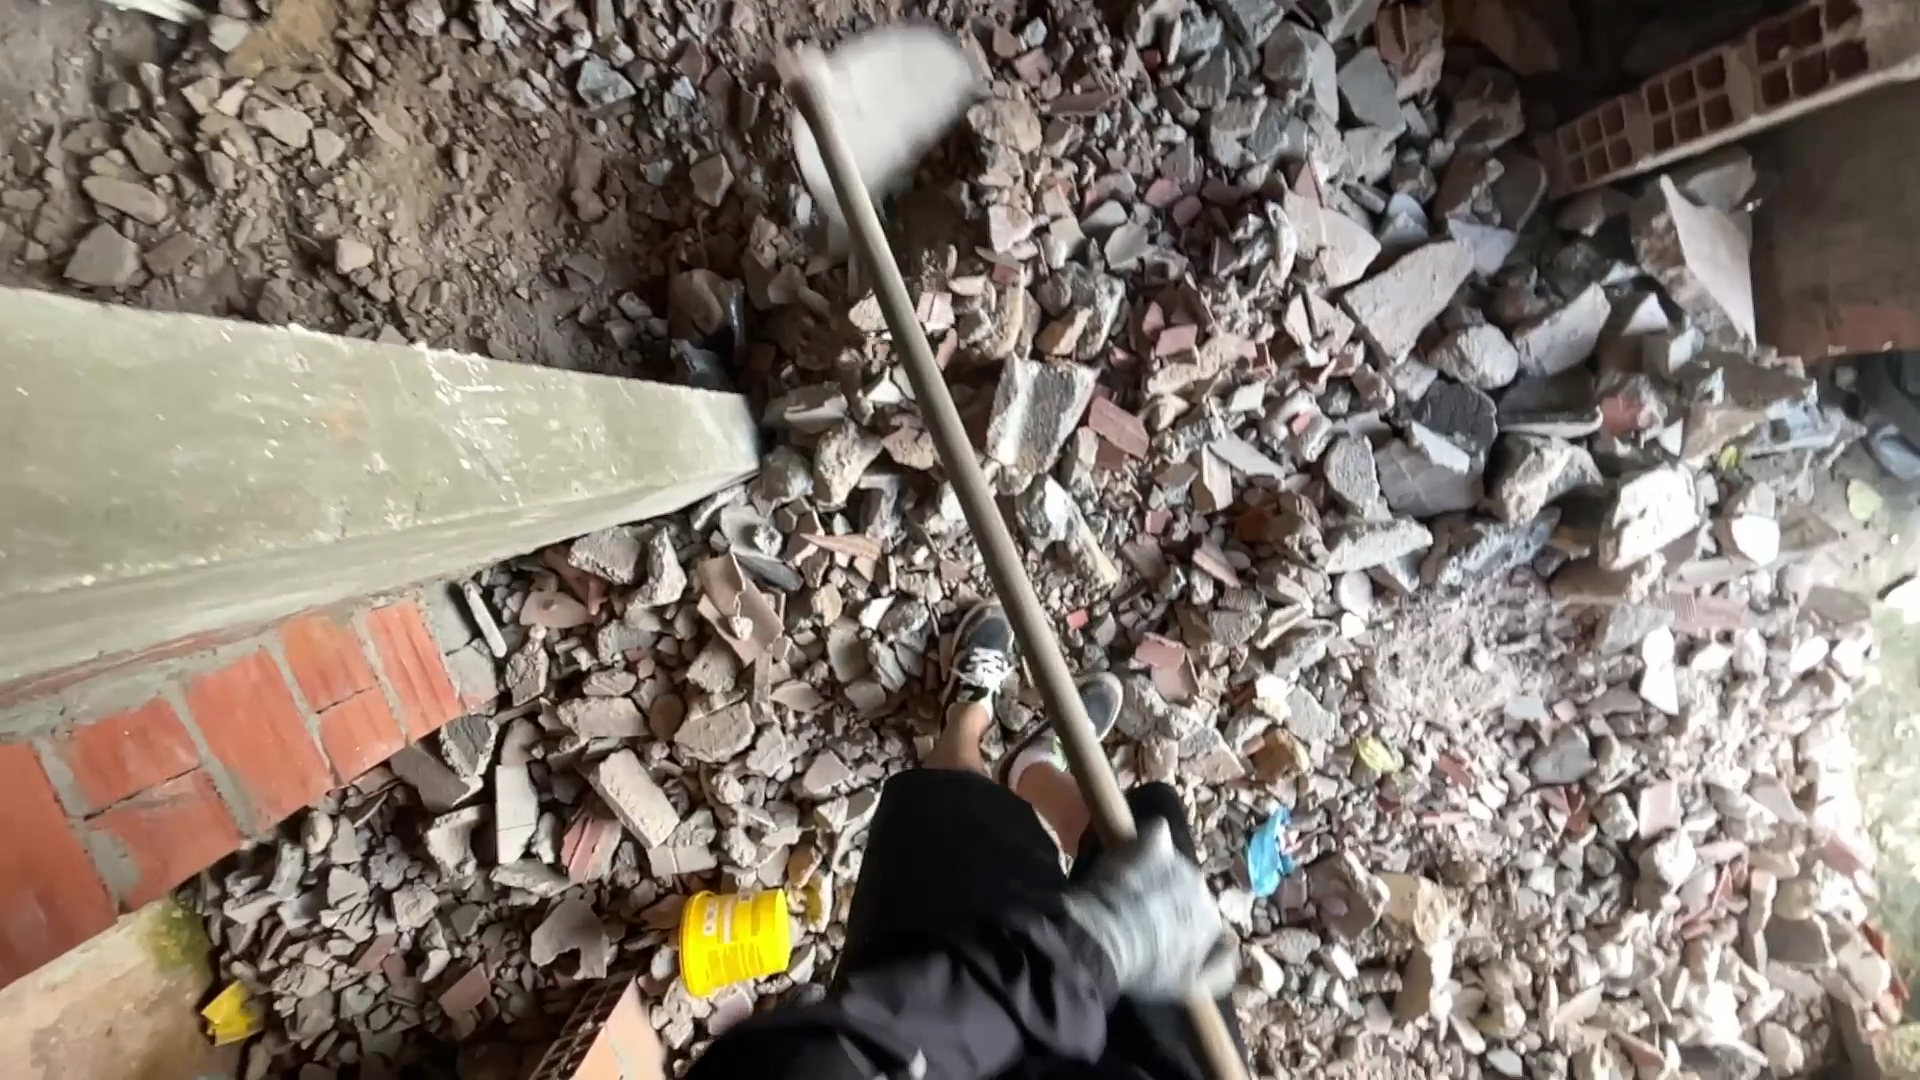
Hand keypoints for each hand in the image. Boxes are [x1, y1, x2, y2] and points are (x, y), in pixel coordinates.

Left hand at [1060, 819, 1235, 1000]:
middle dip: (1170, 895)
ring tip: (1130, 883)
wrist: (1107, 938)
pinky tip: (1136, 845)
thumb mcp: (1189, 987)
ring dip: (1157, 869)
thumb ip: (1219, 970)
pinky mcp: (1152, 845)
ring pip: (1172, 862)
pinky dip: (1150, 837)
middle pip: (1189, 888)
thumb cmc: (1144, 968)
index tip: (1161, 930)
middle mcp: (1202, 890)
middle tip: (1142, 907)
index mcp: (1212, 924)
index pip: (1205, 919)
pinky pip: (1158, 831)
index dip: (1182, 923)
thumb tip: (1231, 947)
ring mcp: (1178, 865)